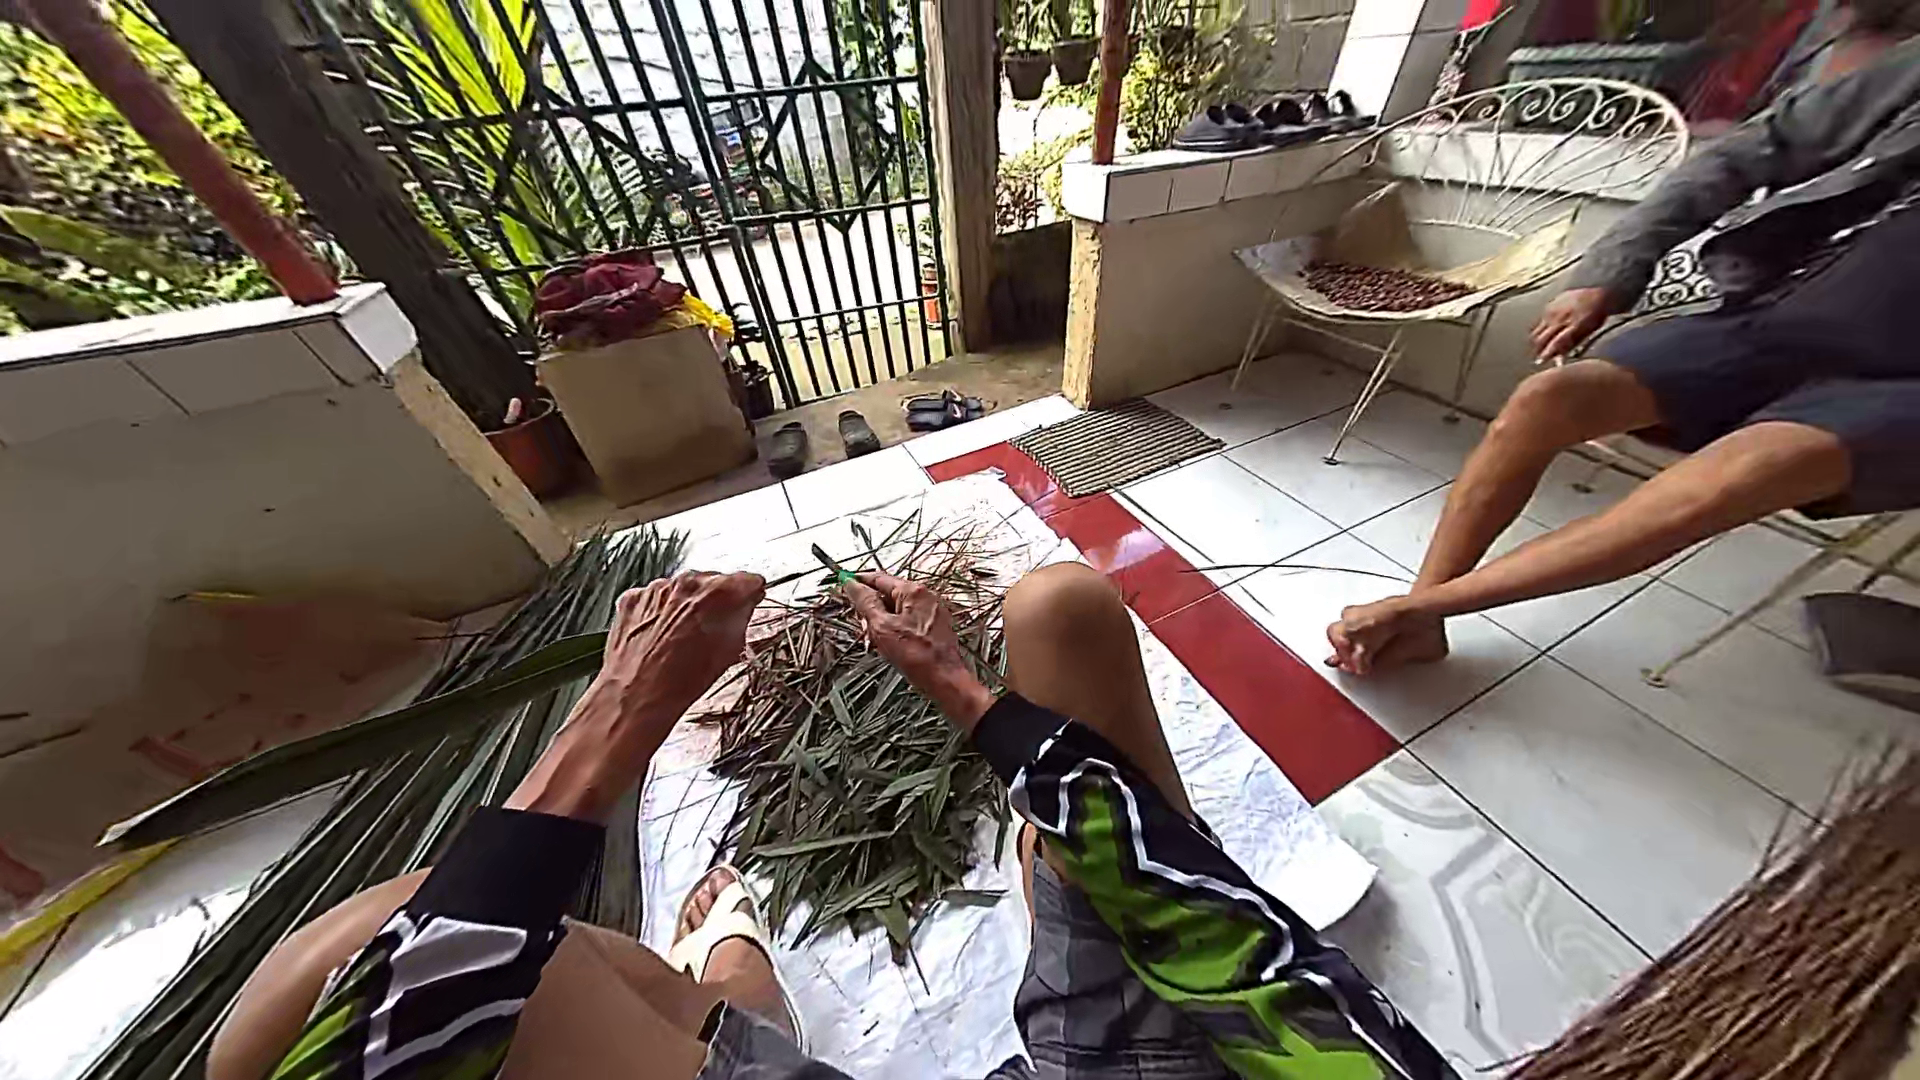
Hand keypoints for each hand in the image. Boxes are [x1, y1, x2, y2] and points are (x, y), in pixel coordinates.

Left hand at [508, 570, 763, 819]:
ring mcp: (658, 589)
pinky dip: (661, 610)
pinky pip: (657, 597)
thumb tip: (745, 605)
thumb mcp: (731, 650)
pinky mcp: (634, 598)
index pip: (749, 579)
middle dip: (719, 599)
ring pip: (684, 588)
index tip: (748, 603)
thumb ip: (742, 618)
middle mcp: (689, 583)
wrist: (636, 697)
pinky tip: (663, 635)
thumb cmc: (682, 680)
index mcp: (721, 592)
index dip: (751, 594)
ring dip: (688, 605)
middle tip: (716, 627)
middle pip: (715, 580)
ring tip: (685, 636)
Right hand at [843, 572, 995, 727]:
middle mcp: (926, 596)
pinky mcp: (935, 626)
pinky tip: (891, 645)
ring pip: (898, 609)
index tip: (844, 583)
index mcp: (913, 591)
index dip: (859, 581)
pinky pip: (909, 620)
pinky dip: (896, 628)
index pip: (879, 578)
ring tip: (877, 641)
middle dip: (872, 609)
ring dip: (882, 621)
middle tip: (862, 626)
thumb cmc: (916, 655)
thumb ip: (865, 603)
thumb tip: (851, 584)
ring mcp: (932, 610)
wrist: (943, 678)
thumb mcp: (881, 627)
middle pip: (889, 594)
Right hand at [1530, 287, 1610, 361]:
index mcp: (1576, 324)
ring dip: (1537, 341)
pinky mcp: (1547, 307)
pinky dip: (1539, 329)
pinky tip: (1546, 330)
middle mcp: (1560, 319)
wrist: (1602, 283)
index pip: (1556, 343)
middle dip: (1539, 349)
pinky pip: (1538, 322)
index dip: (1548, 353)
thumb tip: (1563, 354)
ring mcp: (1552, 312)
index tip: (1542, 360)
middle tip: (1540, 356)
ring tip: (1541, 345)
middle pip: (1540, 339)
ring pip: (1536, 332)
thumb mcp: (1596, 325)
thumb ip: (1578, 339)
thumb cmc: (1604, 306)